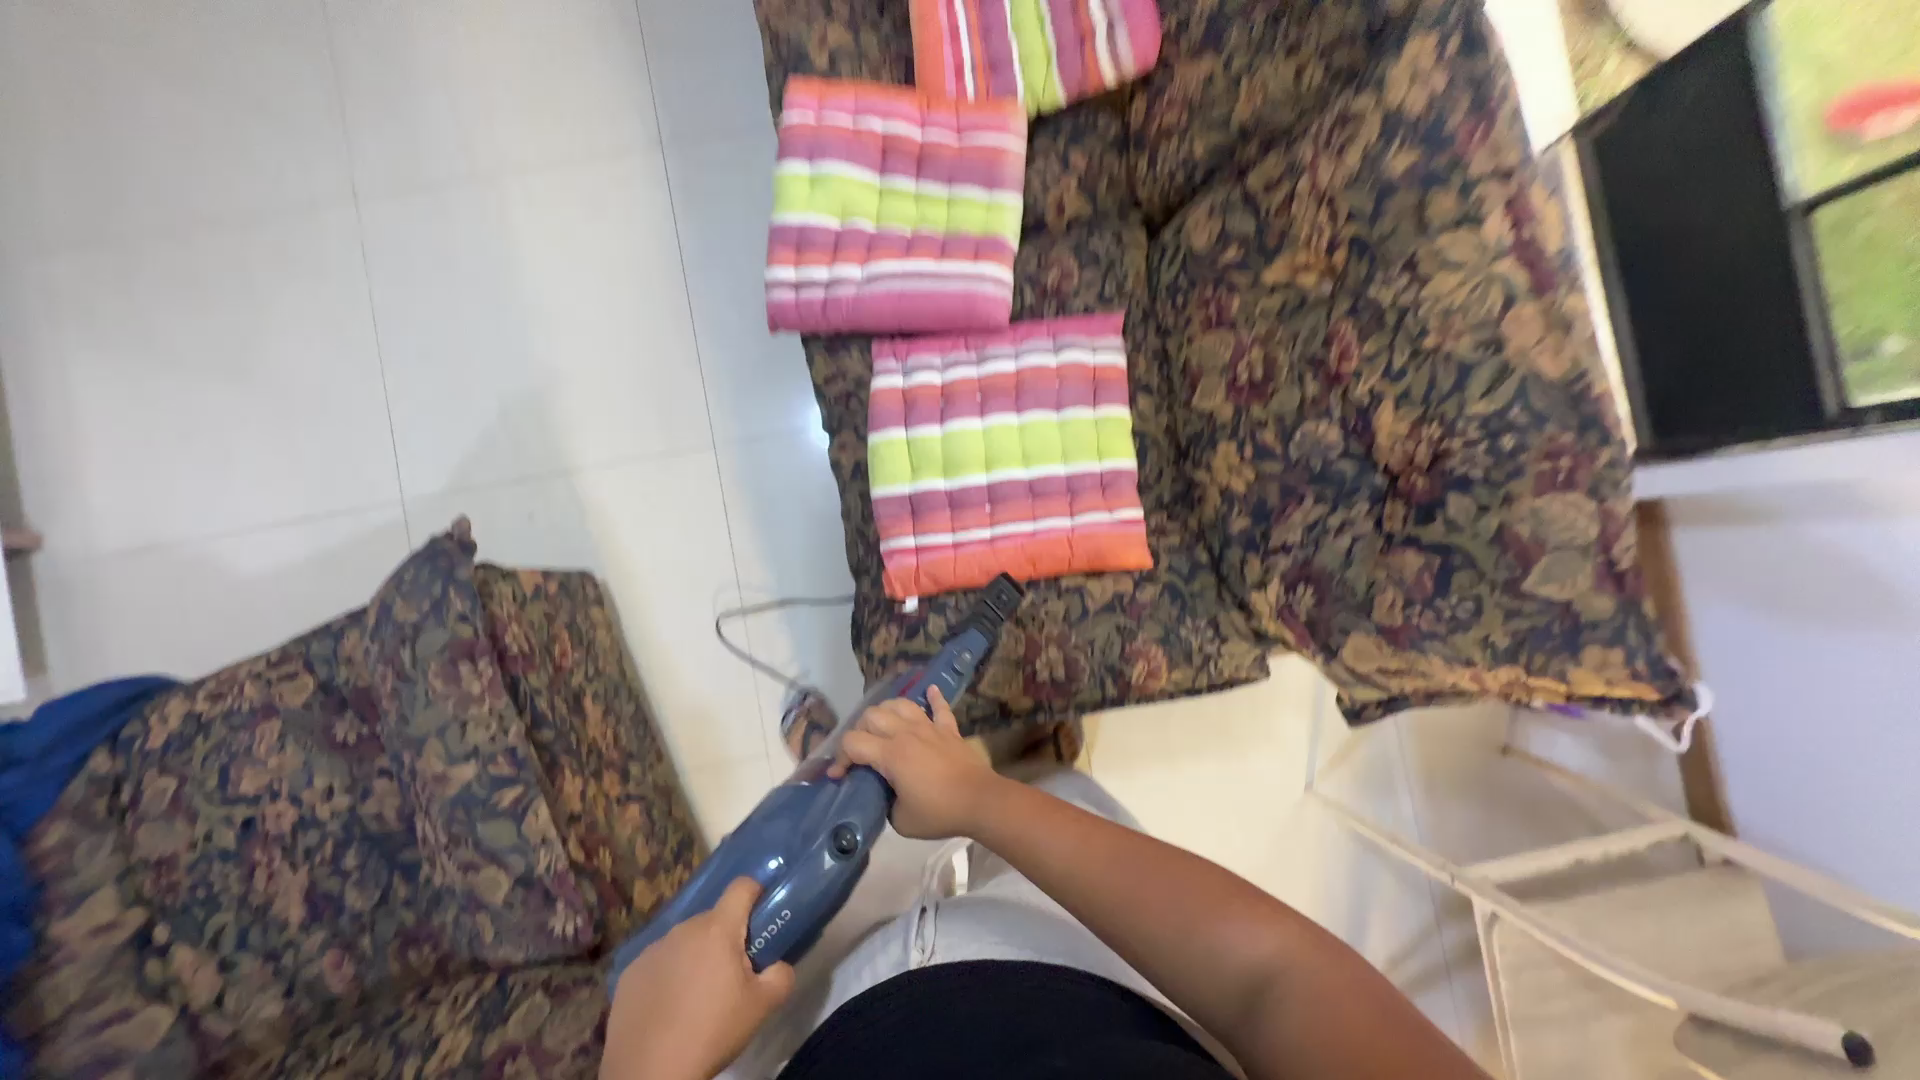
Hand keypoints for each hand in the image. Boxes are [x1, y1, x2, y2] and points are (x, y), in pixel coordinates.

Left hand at [600, 878, 794, 1079]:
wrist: (649, 1073)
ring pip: (685, 941)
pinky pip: (659, 962)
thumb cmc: (712, 1032)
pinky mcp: (630, 973)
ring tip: (697, 997)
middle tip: (732, 975)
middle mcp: (683, 929)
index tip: (761, 917)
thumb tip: (779, 965)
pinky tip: (668, 1008)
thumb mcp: (762, 1007)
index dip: (756, 893)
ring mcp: (652, 950)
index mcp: (718, 929)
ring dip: (696, 956)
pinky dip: (668, 975)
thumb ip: (781, 975)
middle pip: (713, 919)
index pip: (741, 886)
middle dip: (726, 938)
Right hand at [828, 686, 1006, 838]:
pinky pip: (940, 708)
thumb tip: (886, 794)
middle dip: (858, 731)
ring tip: (882, 726)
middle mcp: (906, 733)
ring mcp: (930, 728)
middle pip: (872, 715)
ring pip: (901, 704)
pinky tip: (929, 690)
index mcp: (891, 754)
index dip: (839, 758)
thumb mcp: (901, 820)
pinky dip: (934, 698)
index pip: (853, 743)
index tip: (839, 776)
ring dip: (886, 711)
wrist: (980, 801)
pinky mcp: (949, 730)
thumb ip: (885, 803)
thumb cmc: (939, 812)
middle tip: (861, 753)